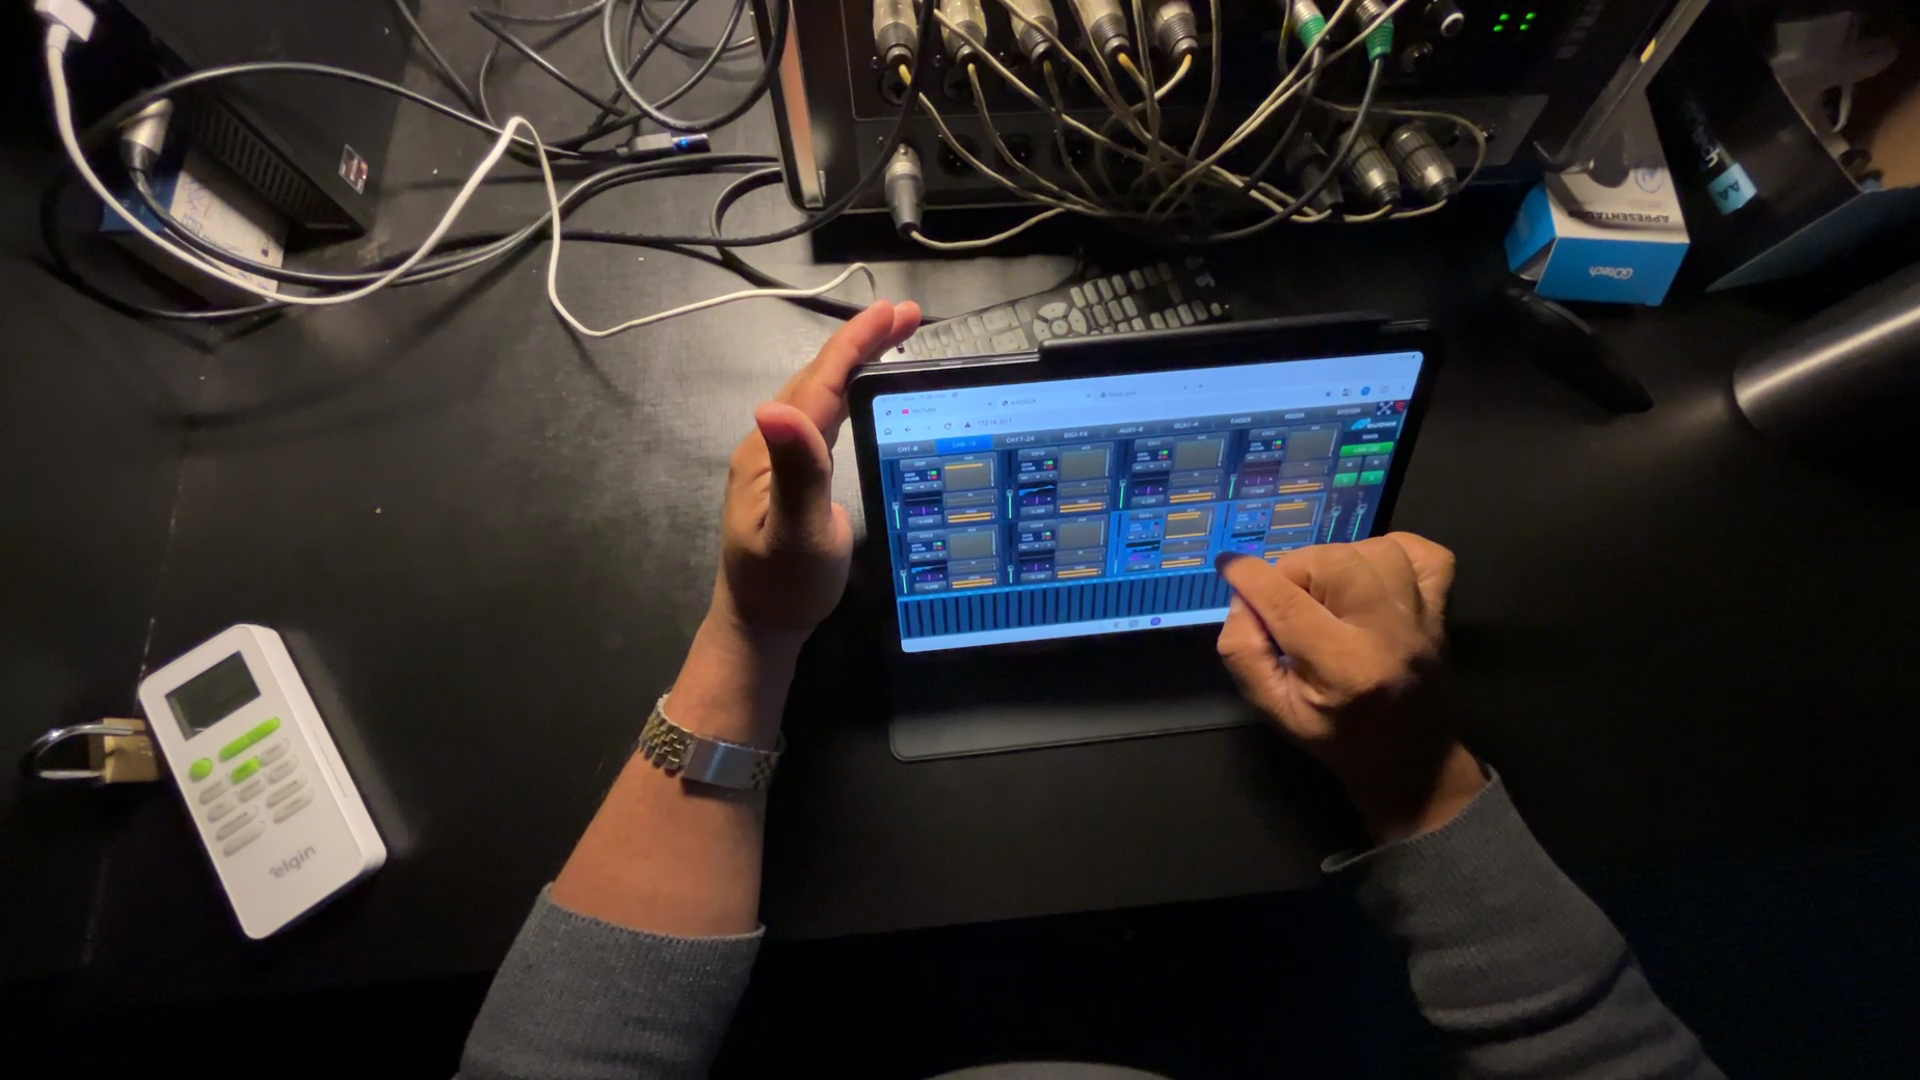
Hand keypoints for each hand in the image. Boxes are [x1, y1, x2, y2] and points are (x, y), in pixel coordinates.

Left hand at [710, 299, 920, 645]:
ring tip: (894, 340)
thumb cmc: (783, 586)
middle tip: (908, 316)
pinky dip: (850, 394)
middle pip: (818, 378)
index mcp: (771, 451)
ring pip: (820, 395)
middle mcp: (771, 445)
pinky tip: (866, 393)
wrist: (761, 623)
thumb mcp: (795, 534)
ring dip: (856, 362)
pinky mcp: (793, 475)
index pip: (818, 383)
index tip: (894, 312)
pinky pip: (824, 419)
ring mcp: (780, 459)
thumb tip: (775, 406)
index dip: (855, 344)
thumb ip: (796, 473)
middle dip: (862, 341)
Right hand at [1214, 534, 1484, 840]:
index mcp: (1343, 666)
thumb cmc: (1335, 737)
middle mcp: (1388, 634)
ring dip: (1337, 559)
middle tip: (1285, 595)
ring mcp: (1422, 618)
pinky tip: (1368, 572)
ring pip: (1374, 551)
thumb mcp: (1273, 709)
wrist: (1412, 762)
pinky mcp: (1441, 609)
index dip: (1247, 575)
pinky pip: (1424, 553)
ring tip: (1324, 587)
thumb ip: (1243, 653)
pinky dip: (1390, 551)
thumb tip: (1242, 599)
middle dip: (1293, 568)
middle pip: (1332, 561)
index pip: (1284, 600)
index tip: (1228, 565)